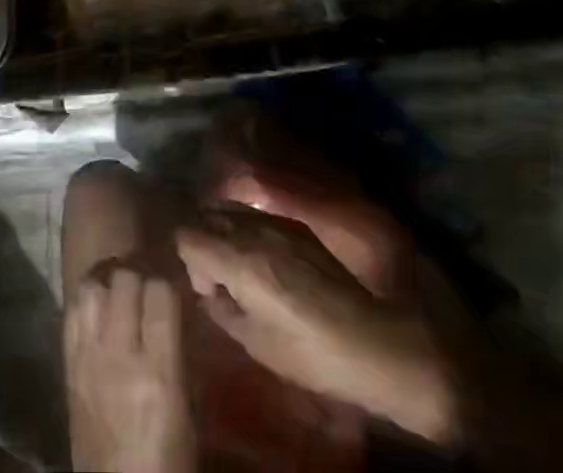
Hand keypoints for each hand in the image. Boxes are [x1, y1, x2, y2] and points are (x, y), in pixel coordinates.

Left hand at [64, 266, 194, 472]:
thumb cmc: (168, 458)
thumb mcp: (188, 408)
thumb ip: (182, 352)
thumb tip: (178, 304)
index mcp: (157, 372)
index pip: (159, 294)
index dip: (169, 278)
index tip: (175, 278)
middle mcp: (117, 355)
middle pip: (122, 280)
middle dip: (140, 272)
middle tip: (149, 279)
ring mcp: (86, 356)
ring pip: (91, 287)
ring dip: (109, 279)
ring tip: (122, 286)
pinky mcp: (66, 363)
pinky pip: (72, 311)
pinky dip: (87, 300)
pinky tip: (99, 306)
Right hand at [175, 208, 459, 444]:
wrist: (377, 345)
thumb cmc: (310, 353)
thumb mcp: (252, 341)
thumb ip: (219, 306)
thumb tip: (208, 289)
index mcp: (237, 258)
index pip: (185, 235)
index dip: (189, 262)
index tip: (210, 289)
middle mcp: (253, 230)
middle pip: (204, 215)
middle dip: (202, 241)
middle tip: (219, 277)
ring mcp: (278, 224)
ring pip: (229, 209)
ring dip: (224, 232)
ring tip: (240, 265)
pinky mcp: (299, 228)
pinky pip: (256, 215)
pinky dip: (247, 230)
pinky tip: (266, 261)